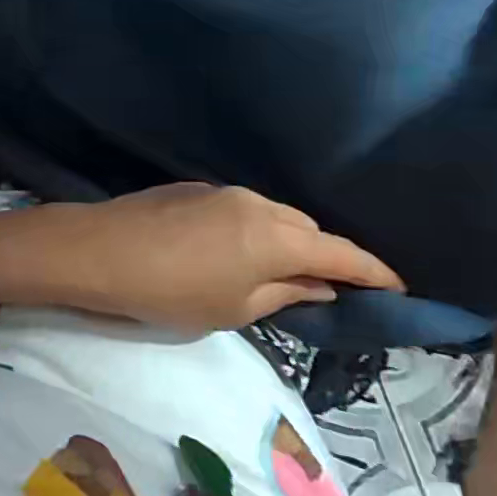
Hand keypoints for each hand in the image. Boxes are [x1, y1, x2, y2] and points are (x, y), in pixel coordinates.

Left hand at [0, 182, 403, 330]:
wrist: (98, 250)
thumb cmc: (168, 291)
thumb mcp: (232, 308)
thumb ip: (284, 292)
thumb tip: (320, 283)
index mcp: (274, 236)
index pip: (341, 251)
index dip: (374, 271)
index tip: (398, 286)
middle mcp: (254, 202)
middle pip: (306, 227)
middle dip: (324, 254)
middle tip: (327, 286)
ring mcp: (219, 189)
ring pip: (272, 214)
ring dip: (285, 239)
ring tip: (279, 270)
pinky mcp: (190, 187)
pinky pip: (240, 208)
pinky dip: (252, 228)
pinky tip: (235, 249)